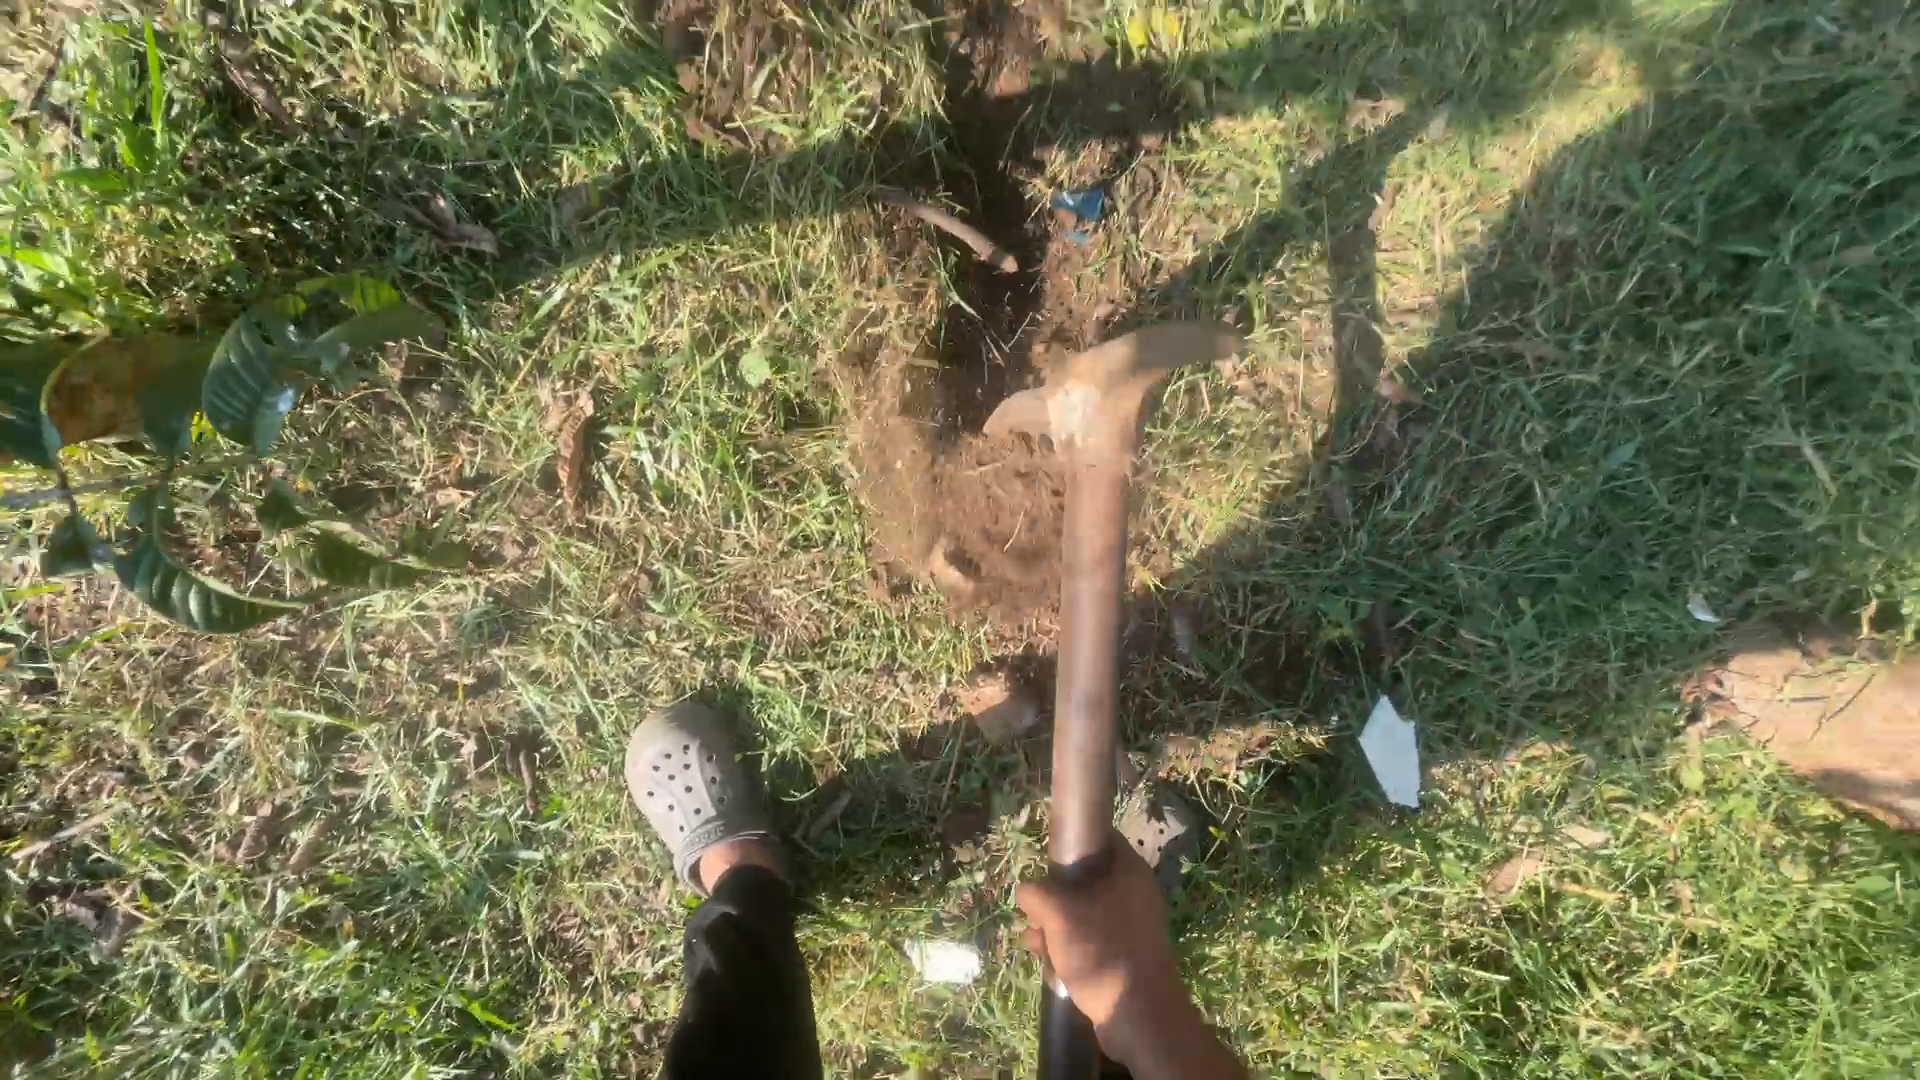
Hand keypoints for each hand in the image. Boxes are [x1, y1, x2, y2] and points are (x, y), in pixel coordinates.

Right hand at [1014, 836, 1182, 1034]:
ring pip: (1084, 912)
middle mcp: (1135, 893)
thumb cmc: (1101, 948)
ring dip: (1056, 925)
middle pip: (1085, 879)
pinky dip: (1070, 947)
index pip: (1099, 838)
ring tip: (1035, 942)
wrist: (1138, 1016)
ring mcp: (1132, 926)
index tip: (1047, 858)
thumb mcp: (1058, 912)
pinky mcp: (1127, 955)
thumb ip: (1036, 892)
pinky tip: (1050, 963)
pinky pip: (1092, 939)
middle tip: (1035, 913)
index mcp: (1128, 870)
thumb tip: (1027, 891)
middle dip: (1054, 897)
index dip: (1071, 843)